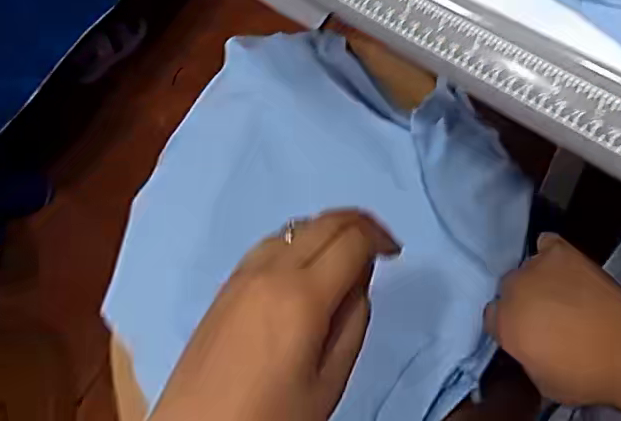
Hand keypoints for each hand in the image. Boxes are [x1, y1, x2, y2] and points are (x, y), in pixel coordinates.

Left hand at [148, 209, 400, 420]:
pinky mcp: (226, 283)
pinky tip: (304, 262)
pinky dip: (298, 239)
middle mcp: (273, 270)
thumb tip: (358, 281)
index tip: (394, 252)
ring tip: (343, 253)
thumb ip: (353, 323)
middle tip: (378, 244)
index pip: (353, 238)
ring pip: (299, 224)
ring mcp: (245, 272)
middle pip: (327, 220)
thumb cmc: (268, 420)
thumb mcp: (328, 385)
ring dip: (328, 228)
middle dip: (359, 223)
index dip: (379, 237)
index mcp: (303, 296)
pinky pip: (273, 240)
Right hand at [487, 233, 620, 407]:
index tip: (523, 335)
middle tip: (544, 317)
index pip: (492, 318)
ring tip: (561, 293)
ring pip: (527, 268)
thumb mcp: (543, 381)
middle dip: (522, 301)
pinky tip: (562, 266)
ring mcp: (536, 263)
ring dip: (538, 280)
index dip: (507, 327)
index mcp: (505, 323)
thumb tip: (528, 345)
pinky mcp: (559, 249)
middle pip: (509, 289)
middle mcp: (514, 288)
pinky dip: (550, 253)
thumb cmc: (584, 373)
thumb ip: (526, 356)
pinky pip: (546, 244)